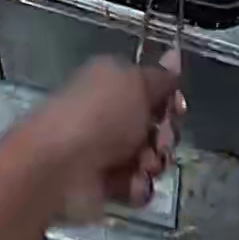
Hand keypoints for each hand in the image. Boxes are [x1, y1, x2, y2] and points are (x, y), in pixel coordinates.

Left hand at [19, 53, 182, 218]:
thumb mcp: (137, 84)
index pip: (152, 86)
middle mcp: (111, 110)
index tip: (178, 107)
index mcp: (114, 78)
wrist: (60, 165)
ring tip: (143, 164)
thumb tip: (175, 53)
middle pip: (156, 123)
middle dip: (166, 134)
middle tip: (161, 140)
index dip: (170, 97)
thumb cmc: (100, 113)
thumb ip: (161, 76)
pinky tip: (130, 183)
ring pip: (150, 156)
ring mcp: (107, 147)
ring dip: (154, 162)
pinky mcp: (105, 182)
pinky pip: (136, 185)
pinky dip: (137, 186)